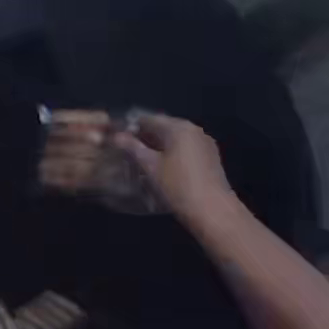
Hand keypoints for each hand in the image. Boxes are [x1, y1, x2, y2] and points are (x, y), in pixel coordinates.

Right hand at [115, 114, 236, 220]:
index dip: (131, 126)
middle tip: (125, 149)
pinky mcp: (208, 156)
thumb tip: (117, 136)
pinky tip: (159, 165)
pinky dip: (170, 151)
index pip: (149, 119)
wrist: (212, 210)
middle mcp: (193, 130)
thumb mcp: (150, 166)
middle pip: (163, 126)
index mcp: (178, 127)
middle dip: (144, 136)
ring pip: (174, 138)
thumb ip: (132, 147)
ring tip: (139, 158)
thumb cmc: (177, 185)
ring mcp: (203, 143)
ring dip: (156, 144)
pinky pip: (184, 147)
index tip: (116, 137)